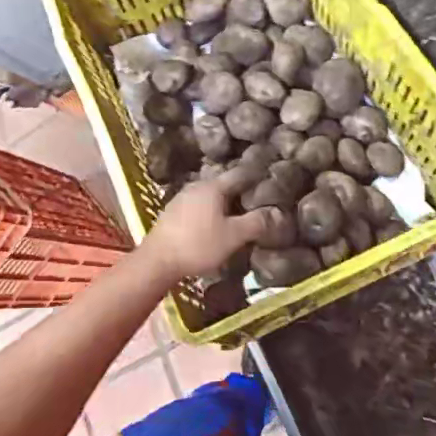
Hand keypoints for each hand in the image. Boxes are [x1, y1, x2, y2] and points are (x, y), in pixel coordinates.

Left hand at [137, 166, 270, 279]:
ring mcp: (181, 199)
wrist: (156, 261)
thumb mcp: (233, 236)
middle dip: (242, 193)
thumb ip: (256, 223)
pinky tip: (216, 226)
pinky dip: (211, 213)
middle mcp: (196, 186)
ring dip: (226, 205)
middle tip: (260, 203)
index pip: (241, 174)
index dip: (258, 177)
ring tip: (240, 217)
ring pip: (211, 197)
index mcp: (213, 186)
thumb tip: (279, 213)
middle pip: (225, 185)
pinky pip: (199, 207)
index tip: (273, 181)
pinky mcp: (172, 213)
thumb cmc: (197, 245)